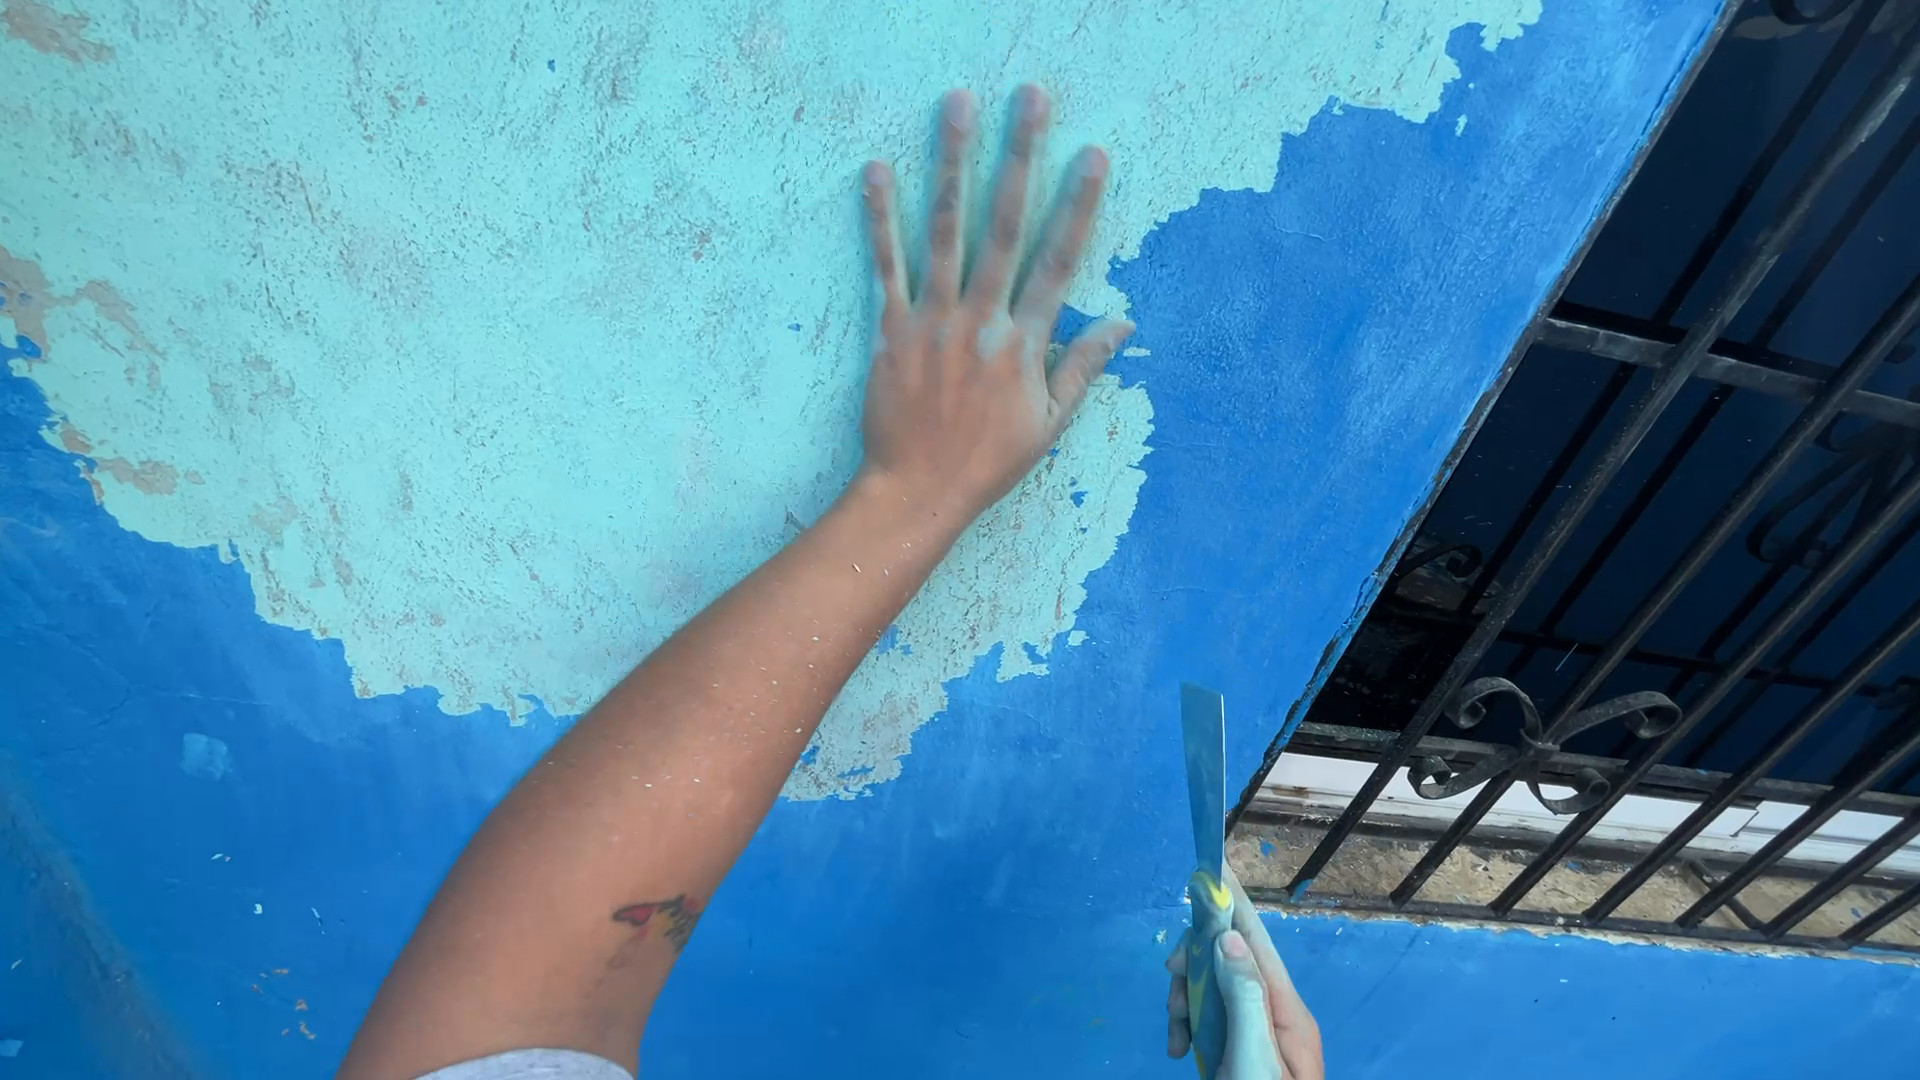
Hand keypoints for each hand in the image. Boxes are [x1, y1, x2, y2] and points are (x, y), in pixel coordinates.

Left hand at [857, 85, 1134, 524]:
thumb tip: (1124, 324)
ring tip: (957, 106)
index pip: (1059, 263)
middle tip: (1030, 99)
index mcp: (1024, 344)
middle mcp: (981, 320)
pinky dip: (880, 217)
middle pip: (1005, 227)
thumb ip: (1083, 368)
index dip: (1078, 207)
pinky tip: (876, 171)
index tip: (1093, 156)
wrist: (917, 490)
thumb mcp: (1048, 424)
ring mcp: (933, 321)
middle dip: (1020, 157)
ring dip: (952, 164)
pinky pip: (886, 265)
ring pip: (945, 231)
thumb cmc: (987, 463)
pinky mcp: (891, 330)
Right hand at [1167, 868, 1323, 1079]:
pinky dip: (1184, 1024)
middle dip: (1192, 965)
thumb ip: (1243, 997)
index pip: (1257, 938)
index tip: (1213, 862)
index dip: (1235, 899)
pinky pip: (1205, 1015)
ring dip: (1183, 1000)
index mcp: (1285, 1011)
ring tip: (1173, 1037)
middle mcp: (1273, 1012)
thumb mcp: (1254, 1062)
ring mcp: (1254, 1030)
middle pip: (1226, 957)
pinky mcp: (1237, 1047)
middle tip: (1170, 985)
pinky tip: (1175, 1048)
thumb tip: (1229, 934)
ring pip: (1209, 985)